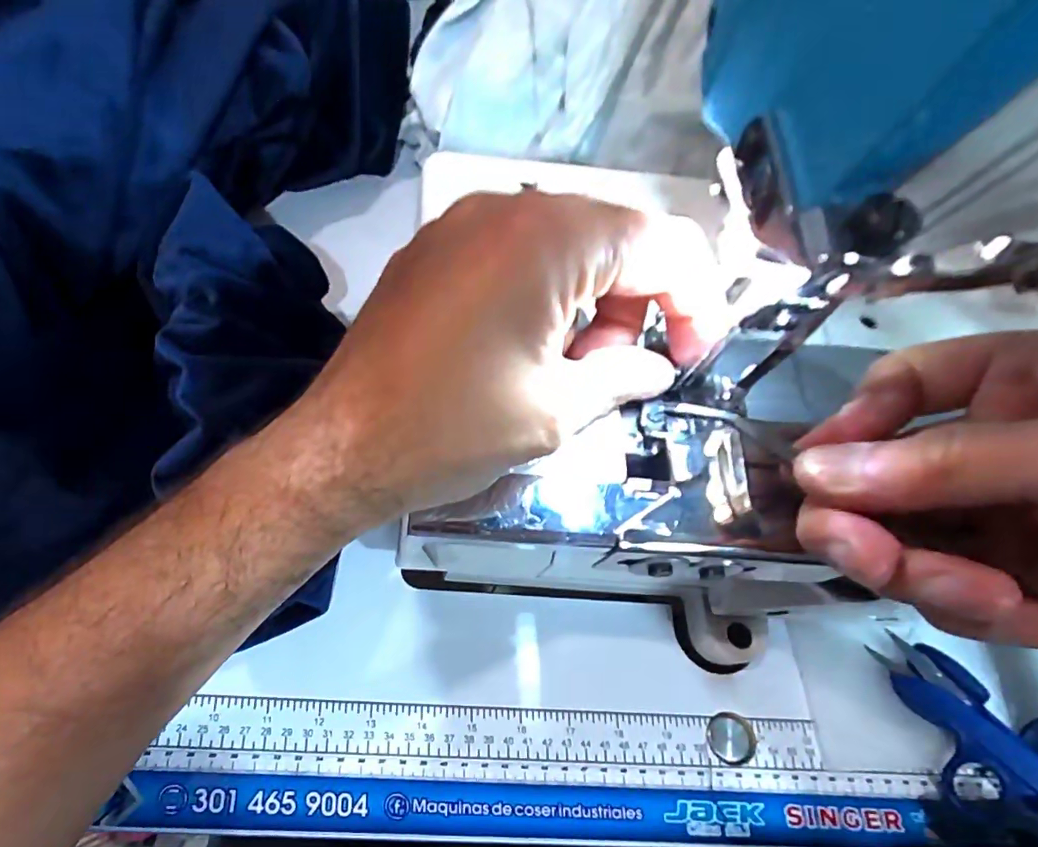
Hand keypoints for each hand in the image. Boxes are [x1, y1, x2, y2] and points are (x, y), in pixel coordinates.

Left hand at [283, 190, 730, 525]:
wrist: (343, 446)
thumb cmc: (450, 431)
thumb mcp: (554, 413)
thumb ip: (621, 378)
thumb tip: (656, 367)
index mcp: (550, 238)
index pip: (659, 243)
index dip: (693, 299)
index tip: (692, 354)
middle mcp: (505, 209)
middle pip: (608, 239)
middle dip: (633, 306)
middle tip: (617, 375)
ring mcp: (459, 226)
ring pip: (559, 249)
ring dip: (586, 305)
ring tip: (566, 374)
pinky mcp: (429, 254)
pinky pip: (509, 259)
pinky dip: (538, 298)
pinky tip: (522, 353)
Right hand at [792, 328, 1037, 764]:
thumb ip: (948, 466)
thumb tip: (810, 472)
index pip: (906, 385)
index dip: (851, 425)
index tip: (816, 476)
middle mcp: (1008, 449)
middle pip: (882, 478)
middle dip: (876, 526)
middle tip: (877, 562)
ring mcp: (1010, 521)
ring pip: (903, 544)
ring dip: (932, 579)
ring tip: (1004, 605)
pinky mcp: (1017, 587)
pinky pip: (945, 594)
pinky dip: (980, 614)